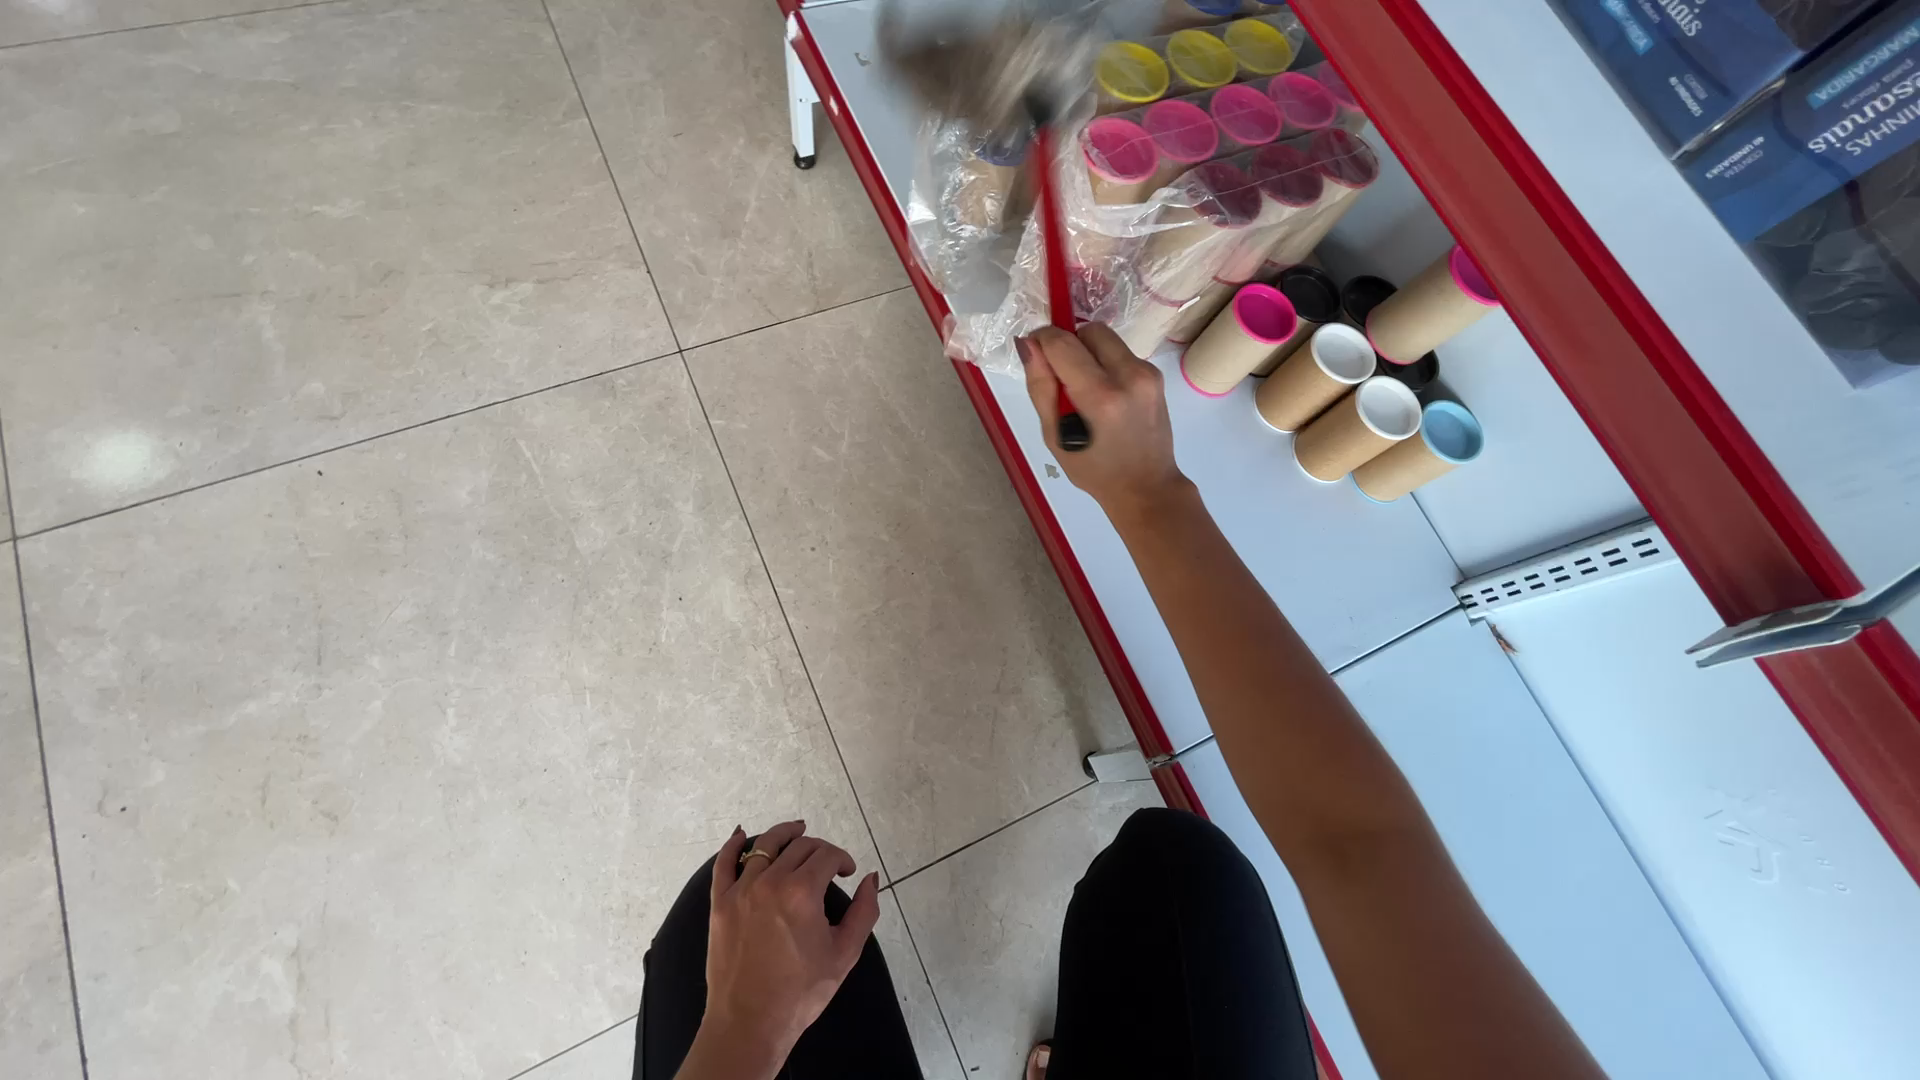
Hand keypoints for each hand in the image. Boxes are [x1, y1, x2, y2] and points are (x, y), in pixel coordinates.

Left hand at [682, 821, 880, 1078]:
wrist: (749, 1024)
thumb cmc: (801, 992)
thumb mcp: (845, 954)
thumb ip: (865, 911)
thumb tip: (870, 878)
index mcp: (803, 892)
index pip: (827, 855)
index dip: (842, 858)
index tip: (847, 872)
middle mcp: (770, 882)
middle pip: (800, 845)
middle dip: (819, 848)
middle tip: (827, 864)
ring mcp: (741, 890)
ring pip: (765, 845)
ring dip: (785, 834)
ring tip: (797, 830)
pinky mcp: (719, 904)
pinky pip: (723, 864)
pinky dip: (732, 845)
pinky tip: (741, 834)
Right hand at [1018, 325, 1191, 519]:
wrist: (1145, 486)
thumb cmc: (1093, 469)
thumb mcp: (1054, 436)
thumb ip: (1040, 387)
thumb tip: (1029, 344)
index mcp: (1100, 397)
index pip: (1062, 343)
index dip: (1042, 340)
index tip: (1034, 354)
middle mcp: (1129, 376)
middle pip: (1088, 330)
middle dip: (1068, 344)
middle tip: (1061, 376)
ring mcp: (1147, 373)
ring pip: (1106, 338)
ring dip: (1087, 352)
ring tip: (1083, 388)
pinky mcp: (1156, 374)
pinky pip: (1121, 353)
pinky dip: (1105, 363)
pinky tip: (1103, 394)